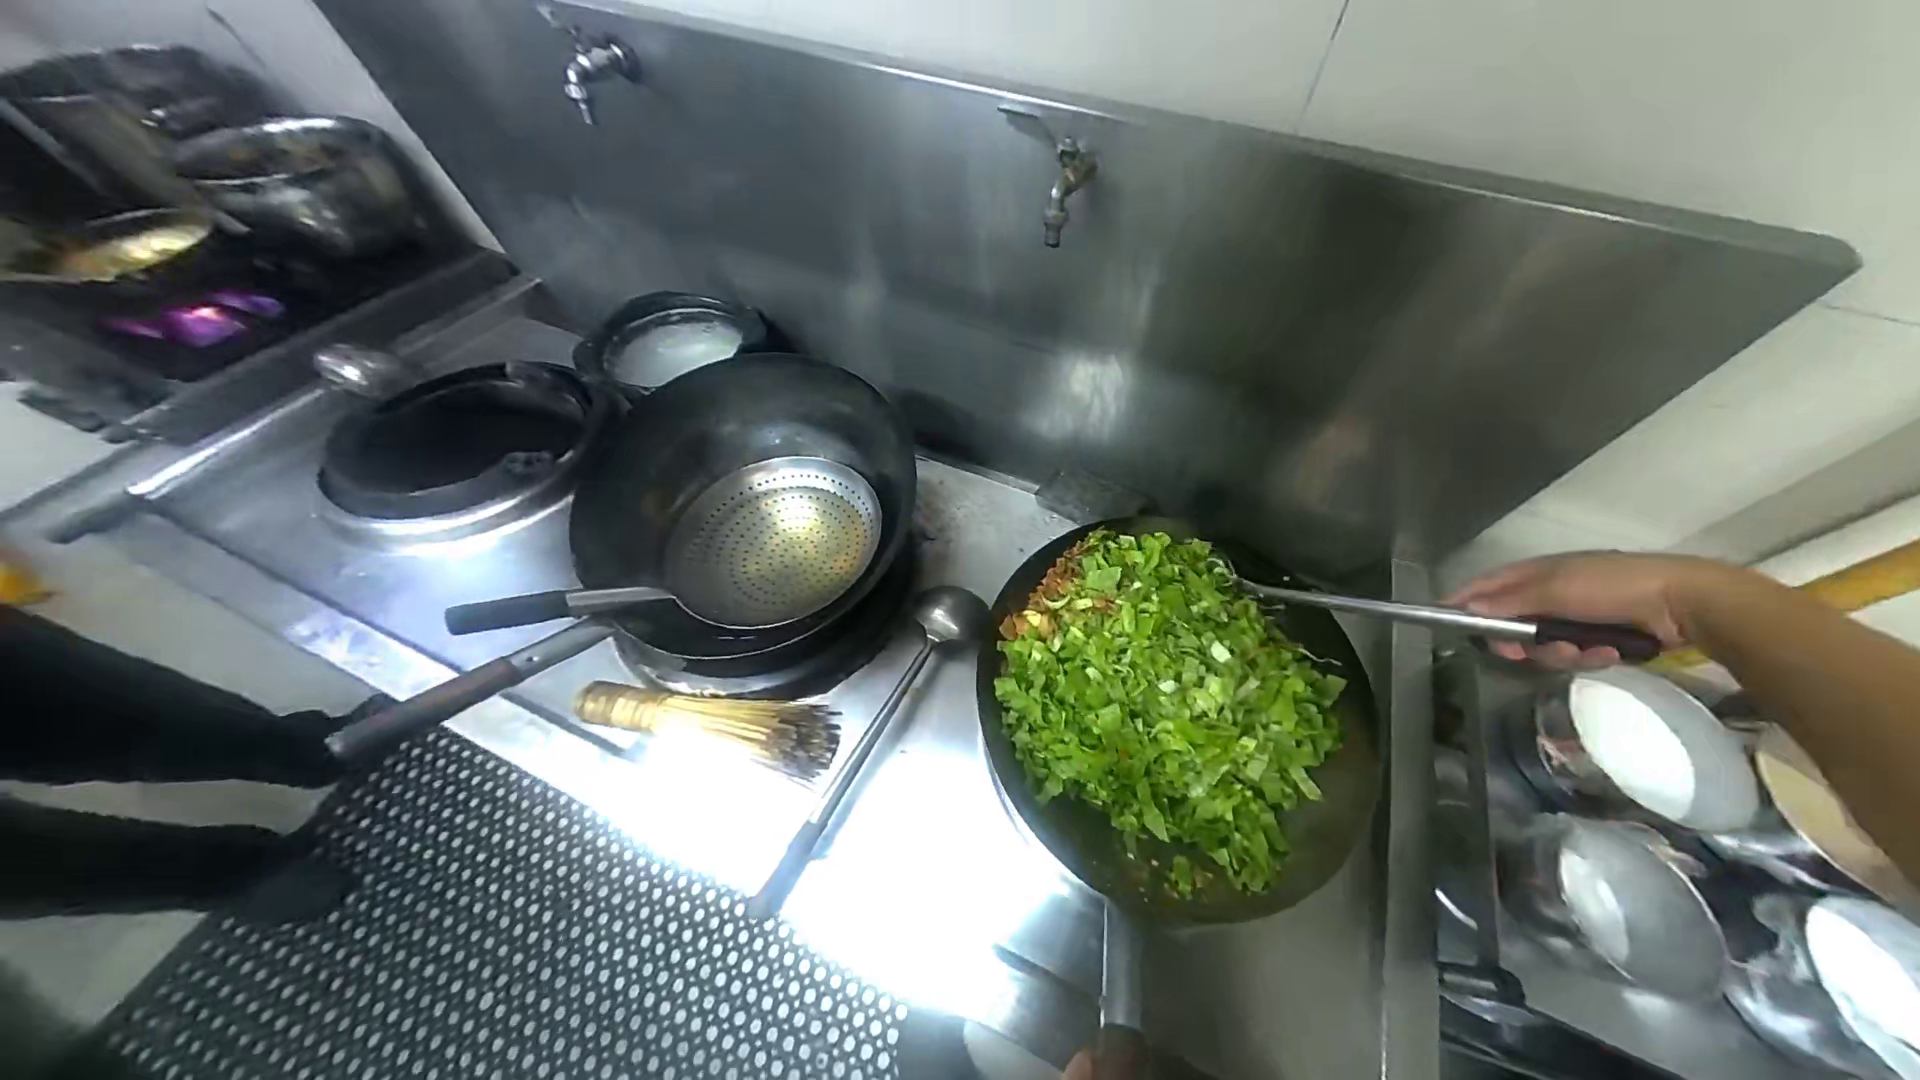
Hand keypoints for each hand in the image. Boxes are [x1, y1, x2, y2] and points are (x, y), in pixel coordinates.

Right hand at [1444, 552, 1729, 668]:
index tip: (1445, 618)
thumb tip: (1466, 607)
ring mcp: (1576, 615)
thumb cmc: (1614, 585)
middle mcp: (1550, 593)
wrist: (1689, 603)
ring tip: (1584, 651)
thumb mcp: (1556, 589)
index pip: (1486, 586)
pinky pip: (1576, 652)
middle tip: (1519, 652)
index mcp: (1535, 573)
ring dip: (1559, 652)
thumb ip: (1510, 601)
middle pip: (1511, 622)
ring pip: (1543, 643)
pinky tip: (1609, 651)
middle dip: (1518, 640)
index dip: (1464, 601)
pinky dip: (1589, 655)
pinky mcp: (1600, 635)